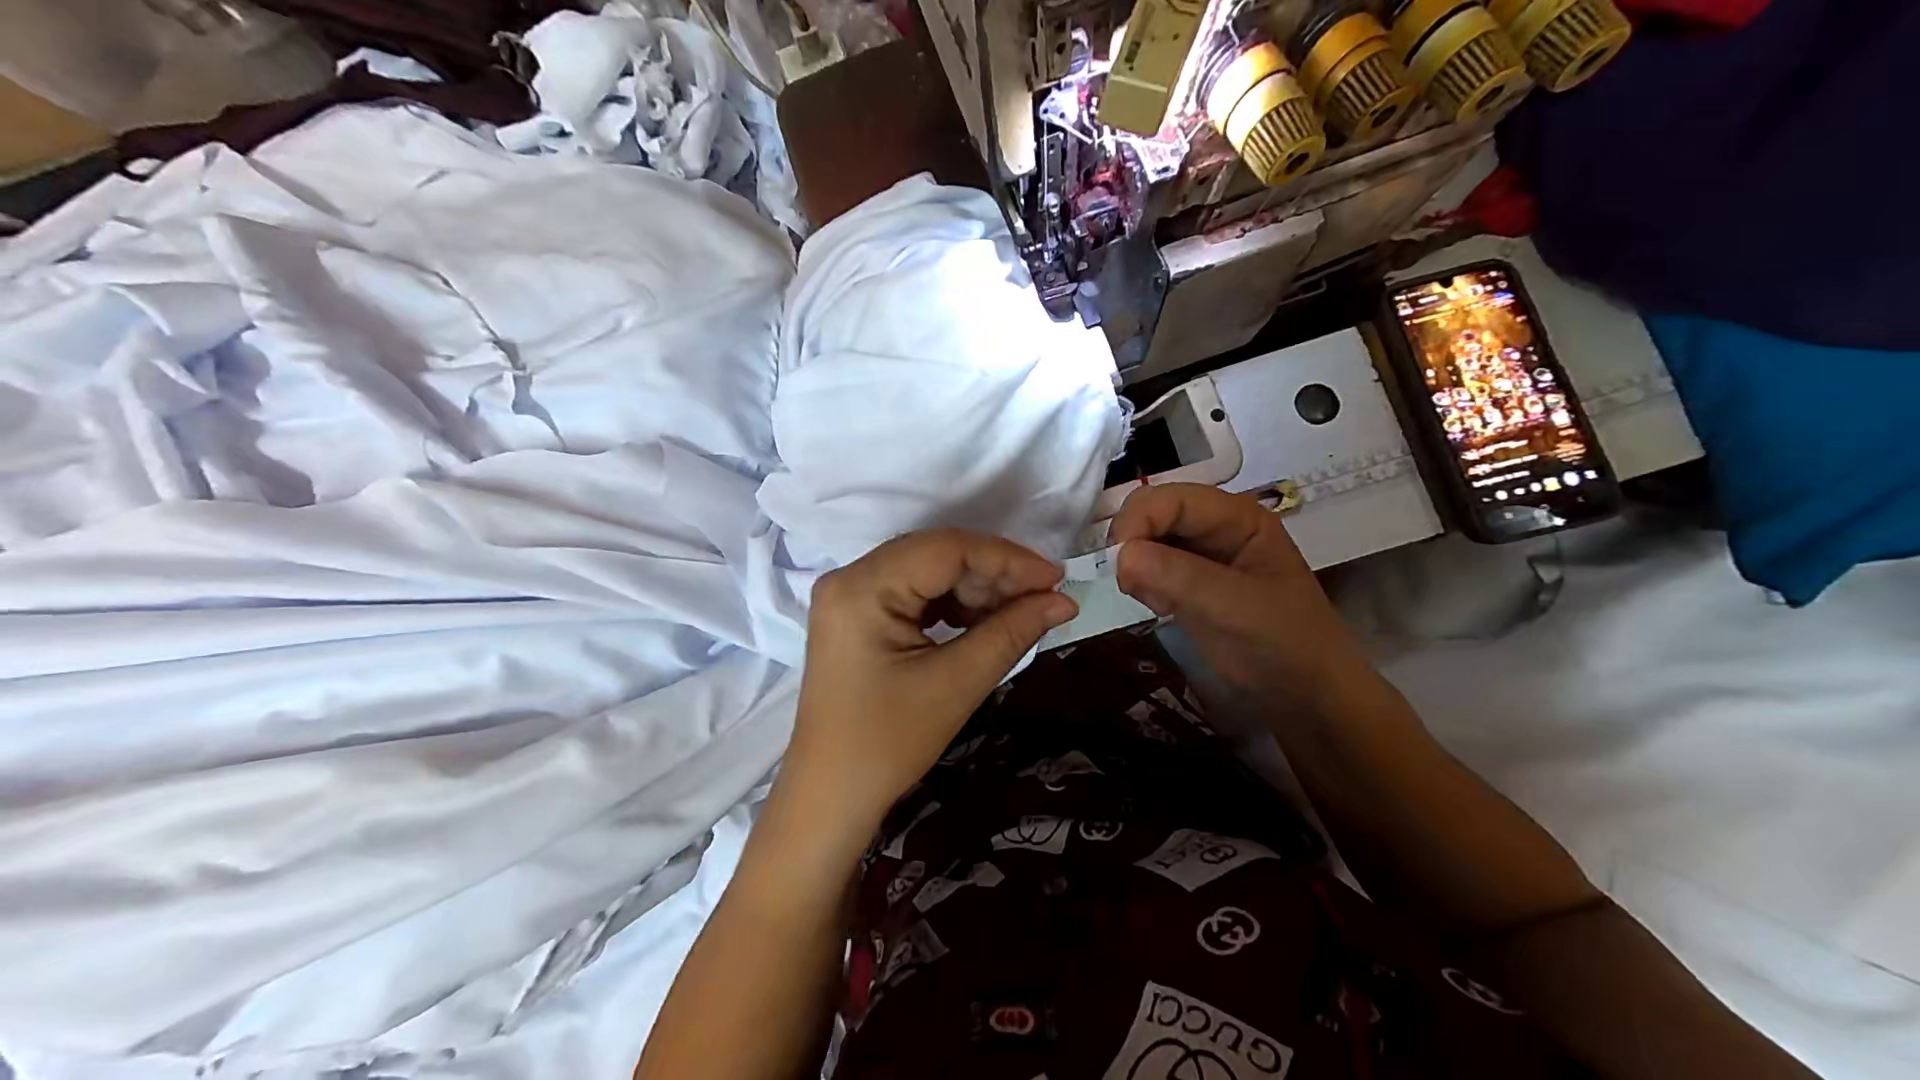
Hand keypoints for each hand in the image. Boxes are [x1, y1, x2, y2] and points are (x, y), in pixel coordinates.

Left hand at [784, 528, 1078, 835]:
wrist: (832, 793)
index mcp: (863, 588)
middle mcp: (850, 577)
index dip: (1007, 559)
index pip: (946, 549)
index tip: (1055, 578)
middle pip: (936, 553)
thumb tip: (1064, 601)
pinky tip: (984, 621)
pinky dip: (952, 603)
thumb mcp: (956, 683)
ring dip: (976, 588)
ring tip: (1020, 611)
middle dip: (994, 573)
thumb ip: (1012, 631)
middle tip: (1044, 595)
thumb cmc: (889, 743)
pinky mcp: (857, 613)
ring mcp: (850, 594)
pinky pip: (914, 591)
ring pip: (927, 570)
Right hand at [1111, 483, 1370, 698]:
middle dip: (1133, 542)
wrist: (1306, 694)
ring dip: (1135, 566)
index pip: (1171, 498)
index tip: (1118, 561)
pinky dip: (1141, 583)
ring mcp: (1200, 554)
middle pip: (1152, 511)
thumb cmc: (1283, 643)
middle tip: (1134, 586)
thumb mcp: (1235, 607)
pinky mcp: (1187, 580)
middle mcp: (1215, 526)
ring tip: (1157, 602)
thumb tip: (1120, 554)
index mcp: (1237, 517)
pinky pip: (1148, 566)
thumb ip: (1179, 576)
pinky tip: (1161, 607)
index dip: (1138, 519)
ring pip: (1145, 538)